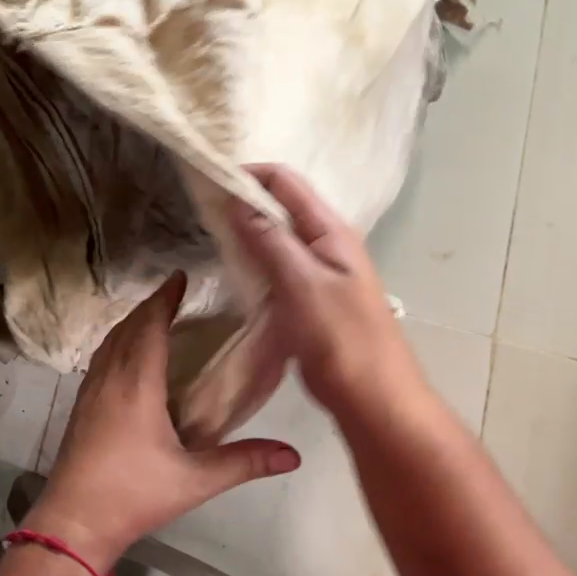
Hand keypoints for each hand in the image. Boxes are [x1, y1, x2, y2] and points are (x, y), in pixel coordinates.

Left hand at [27, 272, 300, 571]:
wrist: (75, 518)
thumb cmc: (133, 493)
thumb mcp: (194, 480)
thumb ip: (243, 462)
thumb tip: (293, 454)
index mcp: (136, 383)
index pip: (151, 326)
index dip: (165, 298)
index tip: (179, 276)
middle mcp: (109, 377)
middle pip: (128, 327)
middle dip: (150, 305)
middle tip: (175, 293)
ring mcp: (90, 390)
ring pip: (110, 341)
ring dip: (131, 323)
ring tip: (154, 317)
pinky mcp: (81, 405)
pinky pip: (100, 358)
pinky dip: (117, 343)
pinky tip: (128, 357)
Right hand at [227, 164, 425, 417]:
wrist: (375, 401)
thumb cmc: (342, 339)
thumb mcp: (301, 284)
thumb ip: (269, 240)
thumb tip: (236, 199)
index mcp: (331, 231)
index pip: (285, 181)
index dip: (247, 174)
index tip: (207, 182)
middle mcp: (326, 243)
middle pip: (280, 204)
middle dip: (241, 199)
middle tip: (201, 208)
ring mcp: (318, 270)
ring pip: (275, 234)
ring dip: (244, 229)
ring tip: (208, 233)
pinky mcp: (308, 296)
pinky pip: (274, 264)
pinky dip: (251, 257)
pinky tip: (230, 267)